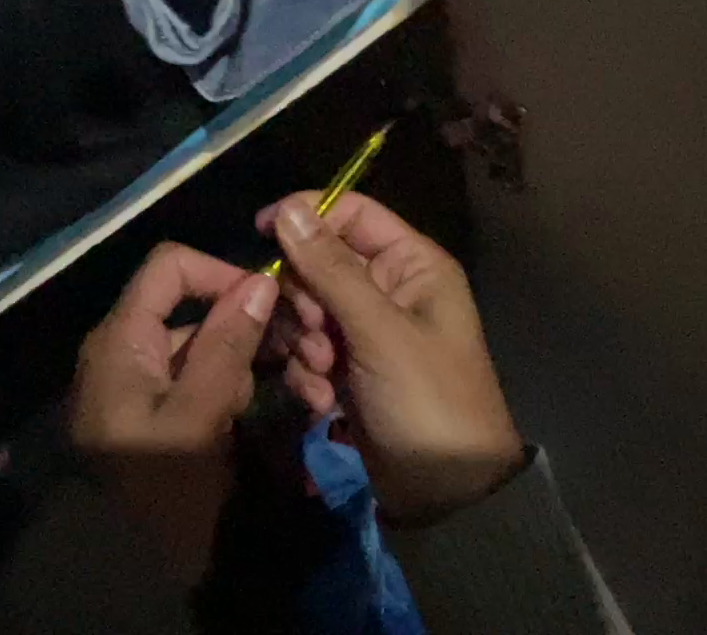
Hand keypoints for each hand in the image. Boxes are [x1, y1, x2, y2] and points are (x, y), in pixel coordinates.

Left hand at [70, 242, 278, 583]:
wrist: (126, 572)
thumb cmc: (159, 488)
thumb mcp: (199, 415)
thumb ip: (228, 343)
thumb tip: (261, 279)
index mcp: (120, 339)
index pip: (170, 267)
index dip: (220, 271)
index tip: (268, 299)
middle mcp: (123, 347)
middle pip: (188, 303)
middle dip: (238, 322)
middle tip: (287, 346)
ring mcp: (137, 378)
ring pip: (198, 339)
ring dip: (235, 357)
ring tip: (252, 397)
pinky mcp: (152, 405)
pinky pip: (194, 371)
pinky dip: (222, 381)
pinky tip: (237, 413)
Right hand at [258, 193, 526, 525]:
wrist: (446, 498)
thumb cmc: (426, 399)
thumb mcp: (379, 330)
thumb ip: (330, 268)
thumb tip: (288, 208)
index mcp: (411, 264)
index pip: (352, 213)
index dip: (307, 215)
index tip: (260, 231)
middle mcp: (389, 288)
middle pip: (320, 262)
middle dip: (307, 301)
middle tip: (316, 333)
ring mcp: (366, 330)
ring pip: (308, 308)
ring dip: (306, 344)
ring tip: (325, 376)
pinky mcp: (349, 367)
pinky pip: (310, 349)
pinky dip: (310, 373)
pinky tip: (325, 403)